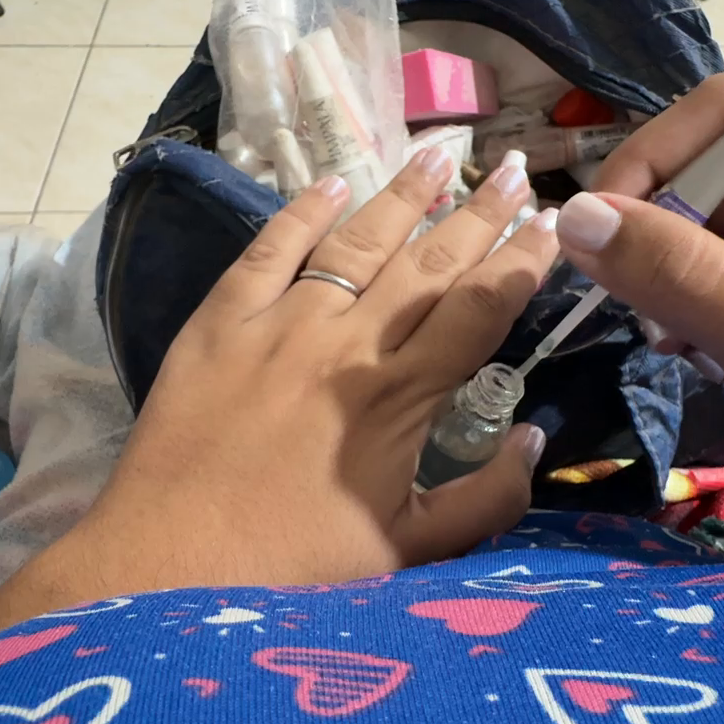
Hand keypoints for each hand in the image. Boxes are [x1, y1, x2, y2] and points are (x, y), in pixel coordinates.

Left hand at [0, 149, 557, 666]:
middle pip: (428, 262)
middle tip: (515, 169)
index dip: (522, 262)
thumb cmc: (297, 568)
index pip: (480, 308)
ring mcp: (279, 323)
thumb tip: (535, 439)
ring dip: (403, 196)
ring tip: (441, 155)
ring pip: (355, 241)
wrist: (172, 566)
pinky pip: (268, 250)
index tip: (551, 225)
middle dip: (478, 213)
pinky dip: (302, 212)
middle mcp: (347, 342)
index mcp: (399, 396)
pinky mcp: (220, 322)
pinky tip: (334, 181)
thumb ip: (487, 499)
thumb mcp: (411, 551)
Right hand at [557, 74, 723, 542]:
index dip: (656, 153)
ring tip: (674, 341)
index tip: (599, 226)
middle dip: (659, 233)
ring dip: (664, 280)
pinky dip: (677, 307)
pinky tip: (691, 353)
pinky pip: (701, 272)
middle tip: (642, 308)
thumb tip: (574, 215)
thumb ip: (685, 278)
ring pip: (694, 224)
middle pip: (707, 168)